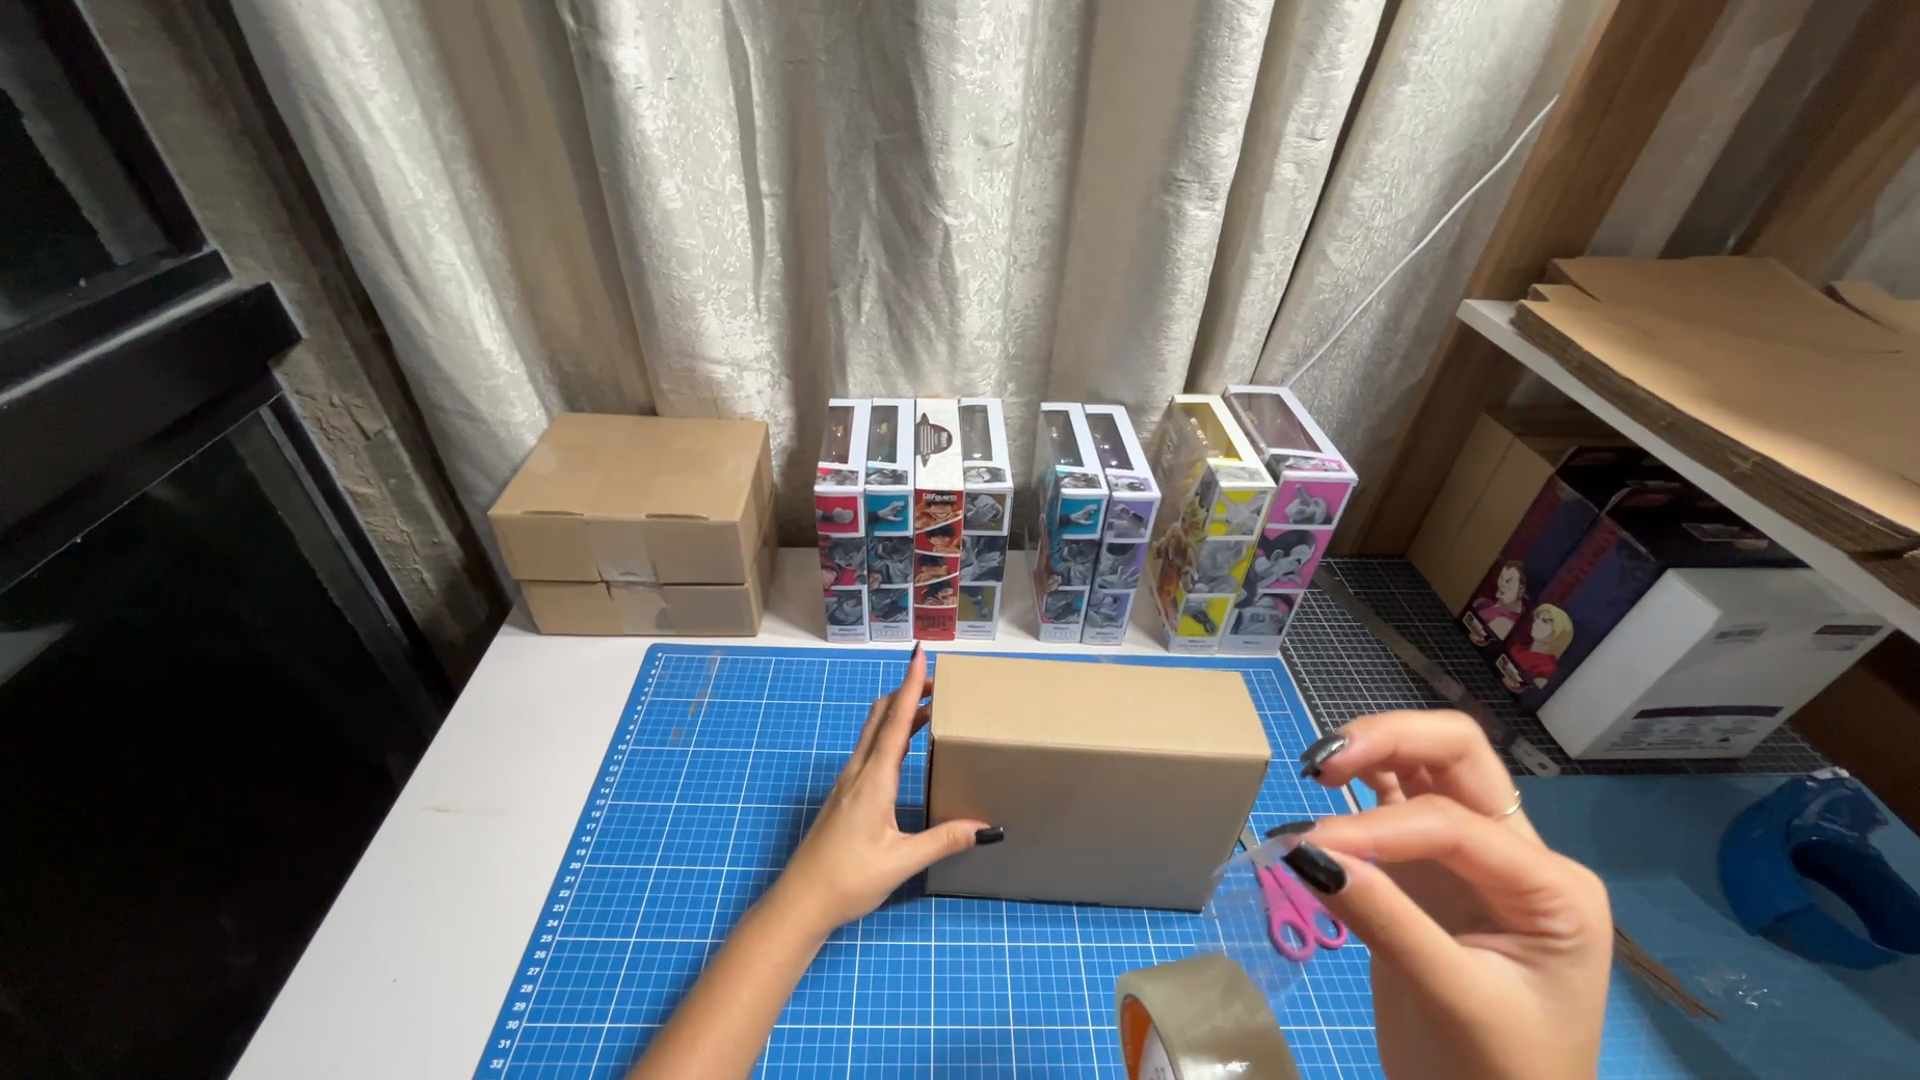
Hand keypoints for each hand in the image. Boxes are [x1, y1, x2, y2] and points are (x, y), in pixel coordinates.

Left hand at [767, 645, 988, 936]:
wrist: (801, 901)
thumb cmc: (848, 880)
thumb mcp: (901, 862)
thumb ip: (942, 841)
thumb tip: (985, 827)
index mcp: (874, 779)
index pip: (896, 720)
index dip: (910, 685)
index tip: (921, 653)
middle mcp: (859, 771)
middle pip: (882, 715)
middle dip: (908, 690)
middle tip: (939, 680)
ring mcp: (848, 781)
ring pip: (874, 730)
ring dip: (900, 711)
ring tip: (931, 706)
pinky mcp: (846, 793)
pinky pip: (871, 748)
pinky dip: (891, 732)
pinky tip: (906, 746)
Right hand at [1276, 711, 1611, 1079]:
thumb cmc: (1498, 1077)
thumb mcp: (1455, 1003)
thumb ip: (1385, 919)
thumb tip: (1304, 850)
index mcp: (1552, 888)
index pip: (1455, 824)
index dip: (1378, 827)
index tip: (1309, 849)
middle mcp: (1516, 856)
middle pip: (1458, 756)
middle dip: (1390, 740)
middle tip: (1320, 762)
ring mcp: (1469, 858)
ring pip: (1426, 766)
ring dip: (1373, 750)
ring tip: (1317, 765)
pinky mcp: (1425, 870)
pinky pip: (1394, 802)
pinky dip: (1359, 784)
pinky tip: (1325, 785)